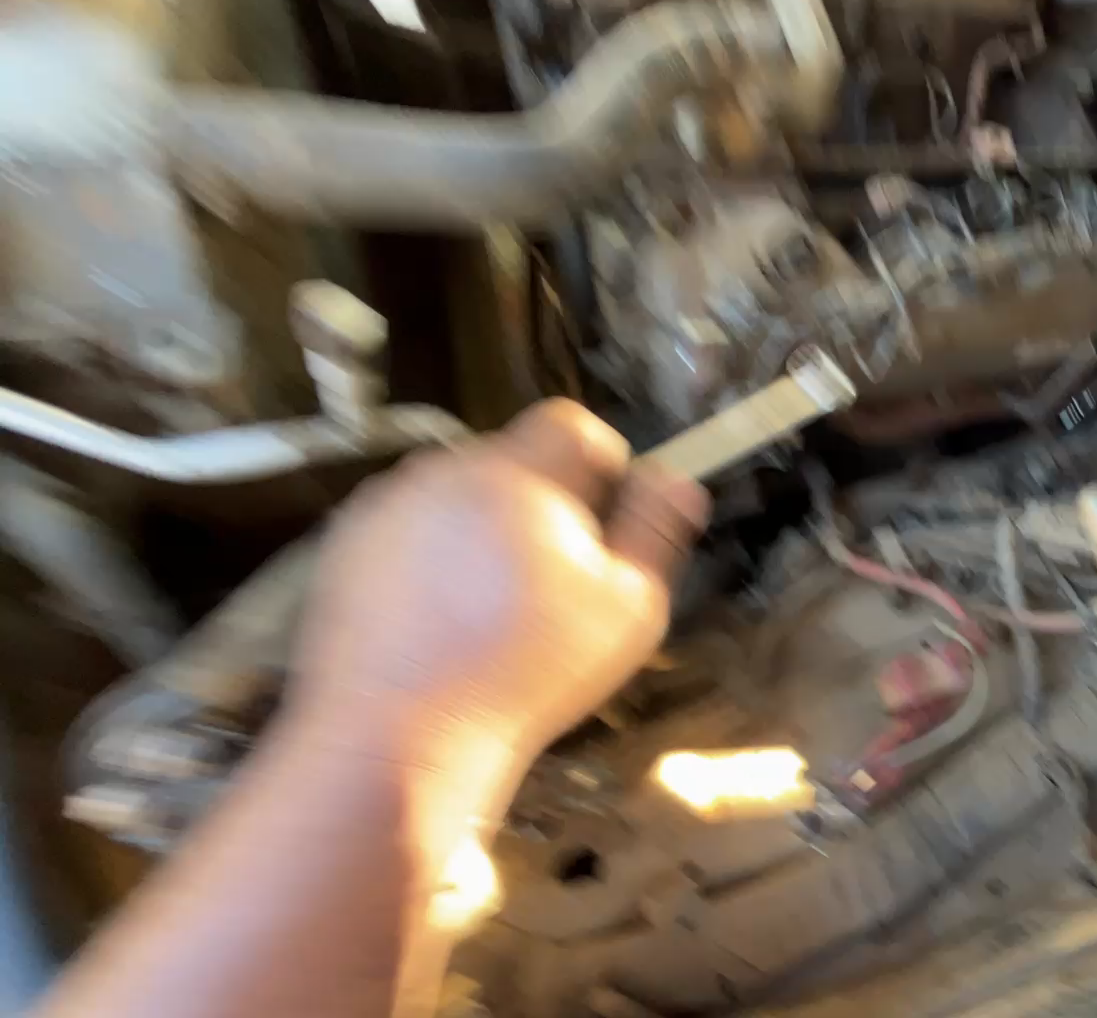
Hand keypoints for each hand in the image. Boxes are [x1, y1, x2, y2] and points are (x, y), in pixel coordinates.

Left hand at [284, 400, 708, 777]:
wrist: (396, 744)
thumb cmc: (531, 670)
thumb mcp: (629, 605)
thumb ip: (658, 530)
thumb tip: (680, 480)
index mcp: (517, 477)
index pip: (572, 423)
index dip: (604, 463)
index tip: (606, 524)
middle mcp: (443, 472)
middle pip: (521, 455)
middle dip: (552, 498)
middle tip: (560, 574)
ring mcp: (386, 506)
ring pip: (469, 486)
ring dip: (498, 519)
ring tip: (499, 598)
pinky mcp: (346, 545)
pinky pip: (421, 519)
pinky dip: (445, 546)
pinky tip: (449, 611)